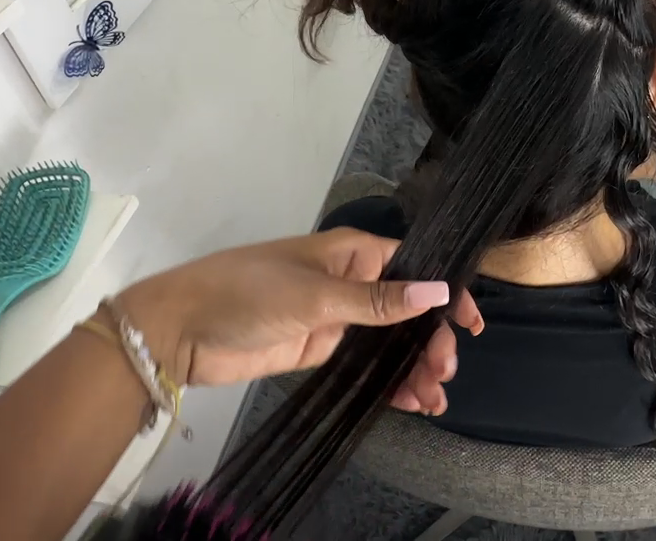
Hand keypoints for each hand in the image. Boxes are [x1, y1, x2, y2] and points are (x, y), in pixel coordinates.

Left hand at [115, 229, 482, 413]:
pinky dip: (390, 382)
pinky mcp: (322, 349)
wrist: (182, 330)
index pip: (415, 266)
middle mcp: (353, 281)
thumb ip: (377, 301)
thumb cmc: (251, 291)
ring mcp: (338, 317)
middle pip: (408, 309)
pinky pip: (367, 364)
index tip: (473, 322)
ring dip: (415, 365)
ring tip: (433, 398)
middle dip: (431, 339)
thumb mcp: (316, 294)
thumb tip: (439, 292)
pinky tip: (411, 403)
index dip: (446, 292)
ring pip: (391, 340)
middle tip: (443, 372)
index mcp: (355, 253)